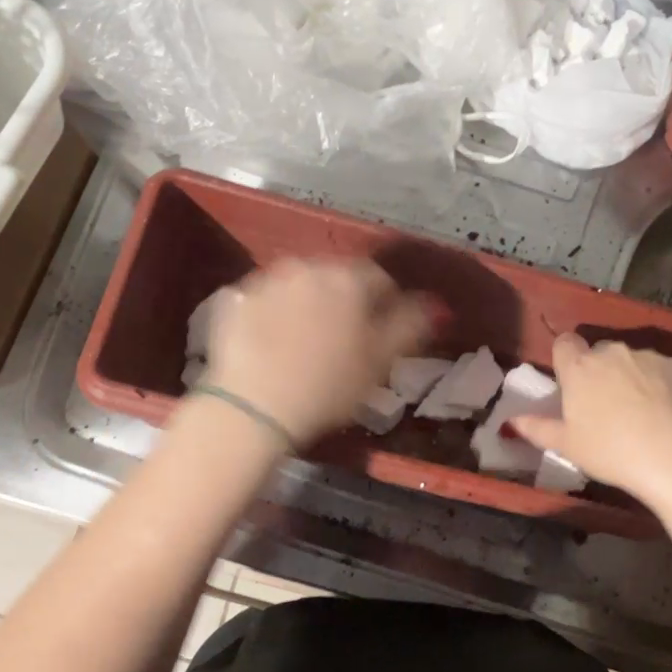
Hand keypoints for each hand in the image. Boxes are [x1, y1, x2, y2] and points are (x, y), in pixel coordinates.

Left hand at [204, 258, 432, 444]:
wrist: (253, 405)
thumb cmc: (327, 387)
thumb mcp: (380, 362)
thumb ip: (411, 327)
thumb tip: (435, 305)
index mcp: (349, 278)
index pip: (380, 279)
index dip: (386, 305)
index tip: (383, 333)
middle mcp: (308, 266)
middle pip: (336, 278)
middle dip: (344, 301)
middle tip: (345, 340)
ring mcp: (267, 279)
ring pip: (299, 287)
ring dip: (308, 305)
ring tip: (306, 343)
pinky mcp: (235, 299)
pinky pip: (265, 301)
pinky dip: (273, 315)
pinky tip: (273, 345)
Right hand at [507, 333, 671, 512]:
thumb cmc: (610, 452)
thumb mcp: (567, 446)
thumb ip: (536, 429)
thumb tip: (509, 421)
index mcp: (579, 368)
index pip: (564, 343)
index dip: (565, 359)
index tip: (570, 382)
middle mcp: (612, 352)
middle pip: (599, 353)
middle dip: (598, 372)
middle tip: (604, 406)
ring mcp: (647, 356)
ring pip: (631, 360)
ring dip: (629, 376)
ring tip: (639, 412)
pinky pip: (660, 369)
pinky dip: (658, 384)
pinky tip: (664, 411)